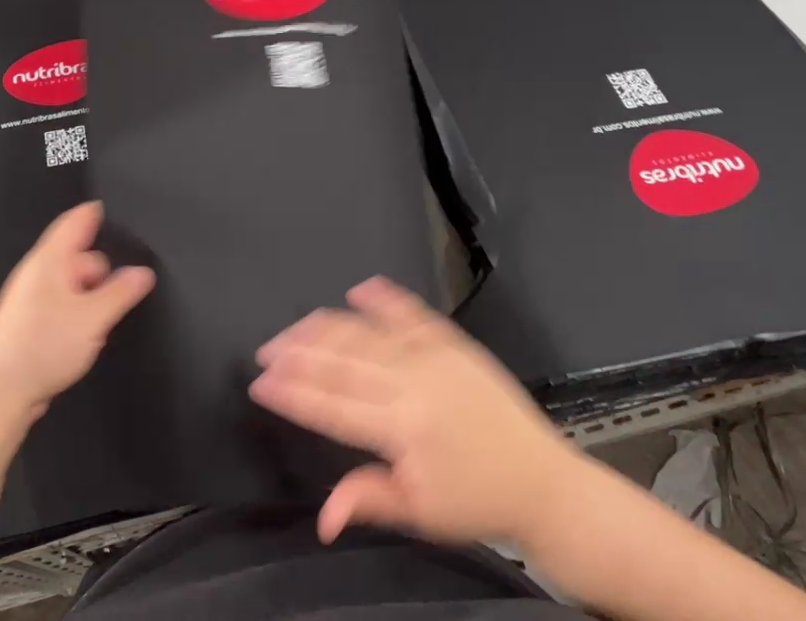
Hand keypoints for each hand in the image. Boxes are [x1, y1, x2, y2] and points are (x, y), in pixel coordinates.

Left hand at [0, 201, 154, 421]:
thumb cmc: (40, 347)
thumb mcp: (94, 317)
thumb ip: (122, 291)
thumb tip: (143, 273)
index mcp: (50, 260)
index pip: (77, 220)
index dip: (100, 213)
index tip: (124, 213)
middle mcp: (39, 274)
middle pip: (82, 256)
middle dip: (104, 271)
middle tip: (123, 292)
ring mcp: (34, 299)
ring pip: (76, 286)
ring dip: (93, 300)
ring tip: (101, 323)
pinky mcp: (32, 324)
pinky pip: (66, 308)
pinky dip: (80, 317)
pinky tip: (87, 339)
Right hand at [250, 277, 584, 545]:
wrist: (544, 483)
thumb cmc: (477, 502)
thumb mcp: (419, 513)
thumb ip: (366, 499)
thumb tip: (322, 518)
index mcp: (404, 430)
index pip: (333, 407)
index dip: (293, 394)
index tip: (261, 383)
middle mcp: (415, 386)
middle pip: (343, 364)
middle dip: (298, 355)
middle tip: (266, 351)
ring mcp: (436, 359)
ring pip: (369, 335)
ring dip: (327, 327)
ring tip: (295, 327)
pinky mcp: (455, 345)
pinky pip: (414, 315)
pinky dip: (386, 299)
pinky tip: (359, 288)